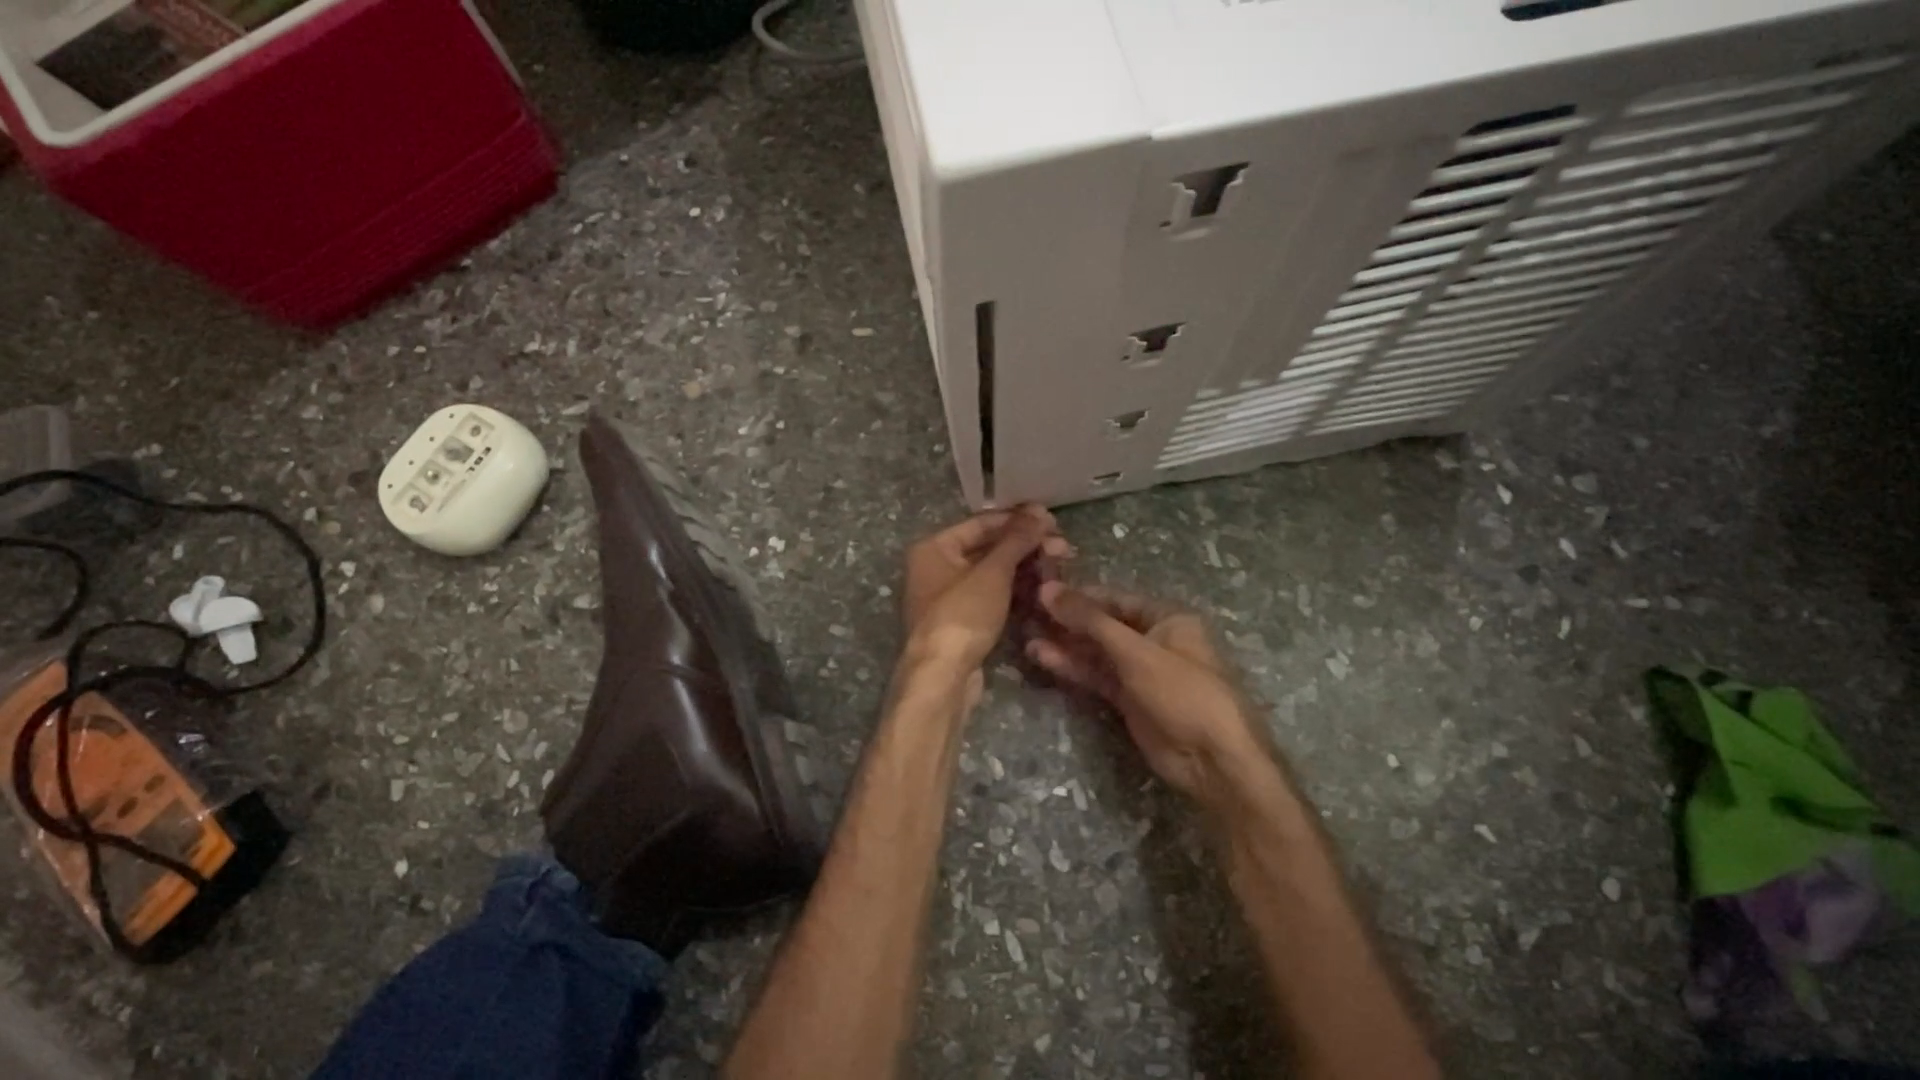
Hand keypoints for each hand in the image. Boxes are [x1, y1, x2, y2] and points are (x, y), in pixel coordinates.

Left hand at [902, 507, 1065, 676]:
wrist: (943, 676)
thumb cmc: (962, 615)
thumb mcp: (992, 573)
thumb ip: (1016, 540)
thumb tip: (1038, 511)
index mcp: (933, 548)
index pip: (982, 523)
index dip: (1018, 520)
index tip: (1052, 521)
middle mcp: (936, 568)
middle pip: (988, 549)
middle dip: (1026, 547)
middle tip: (1064, 548)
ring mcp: (949, 597)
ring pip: (993, 575)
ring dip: (1025, 570)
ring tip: (1060, 568)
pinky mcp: (963, 622)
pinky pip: (993, 597)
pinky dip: (1016, 592)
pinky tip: (1044, 591)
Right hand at [1026, 583, 1265, 800]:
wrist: (1213, 760)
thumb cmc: (1183, 692)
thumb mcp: (1136, 652)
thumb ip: (1091, 621)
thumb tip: (1048, 589)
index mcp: (1168, 618)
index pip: (1116, 598)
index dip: (1079, 595)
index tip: (1041, 590)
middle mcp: (1155, 640)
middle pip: (1105, 625)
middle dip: (1068, 621)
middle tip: (1027, 613)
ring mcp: (1142, 672)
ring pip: (1099, 653)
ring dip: (1066, 646)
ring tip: (1027, 638)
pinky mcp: (1131, 700)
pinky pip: (1099, 677)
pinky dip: (1074, 669)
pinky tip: (1044, 659)